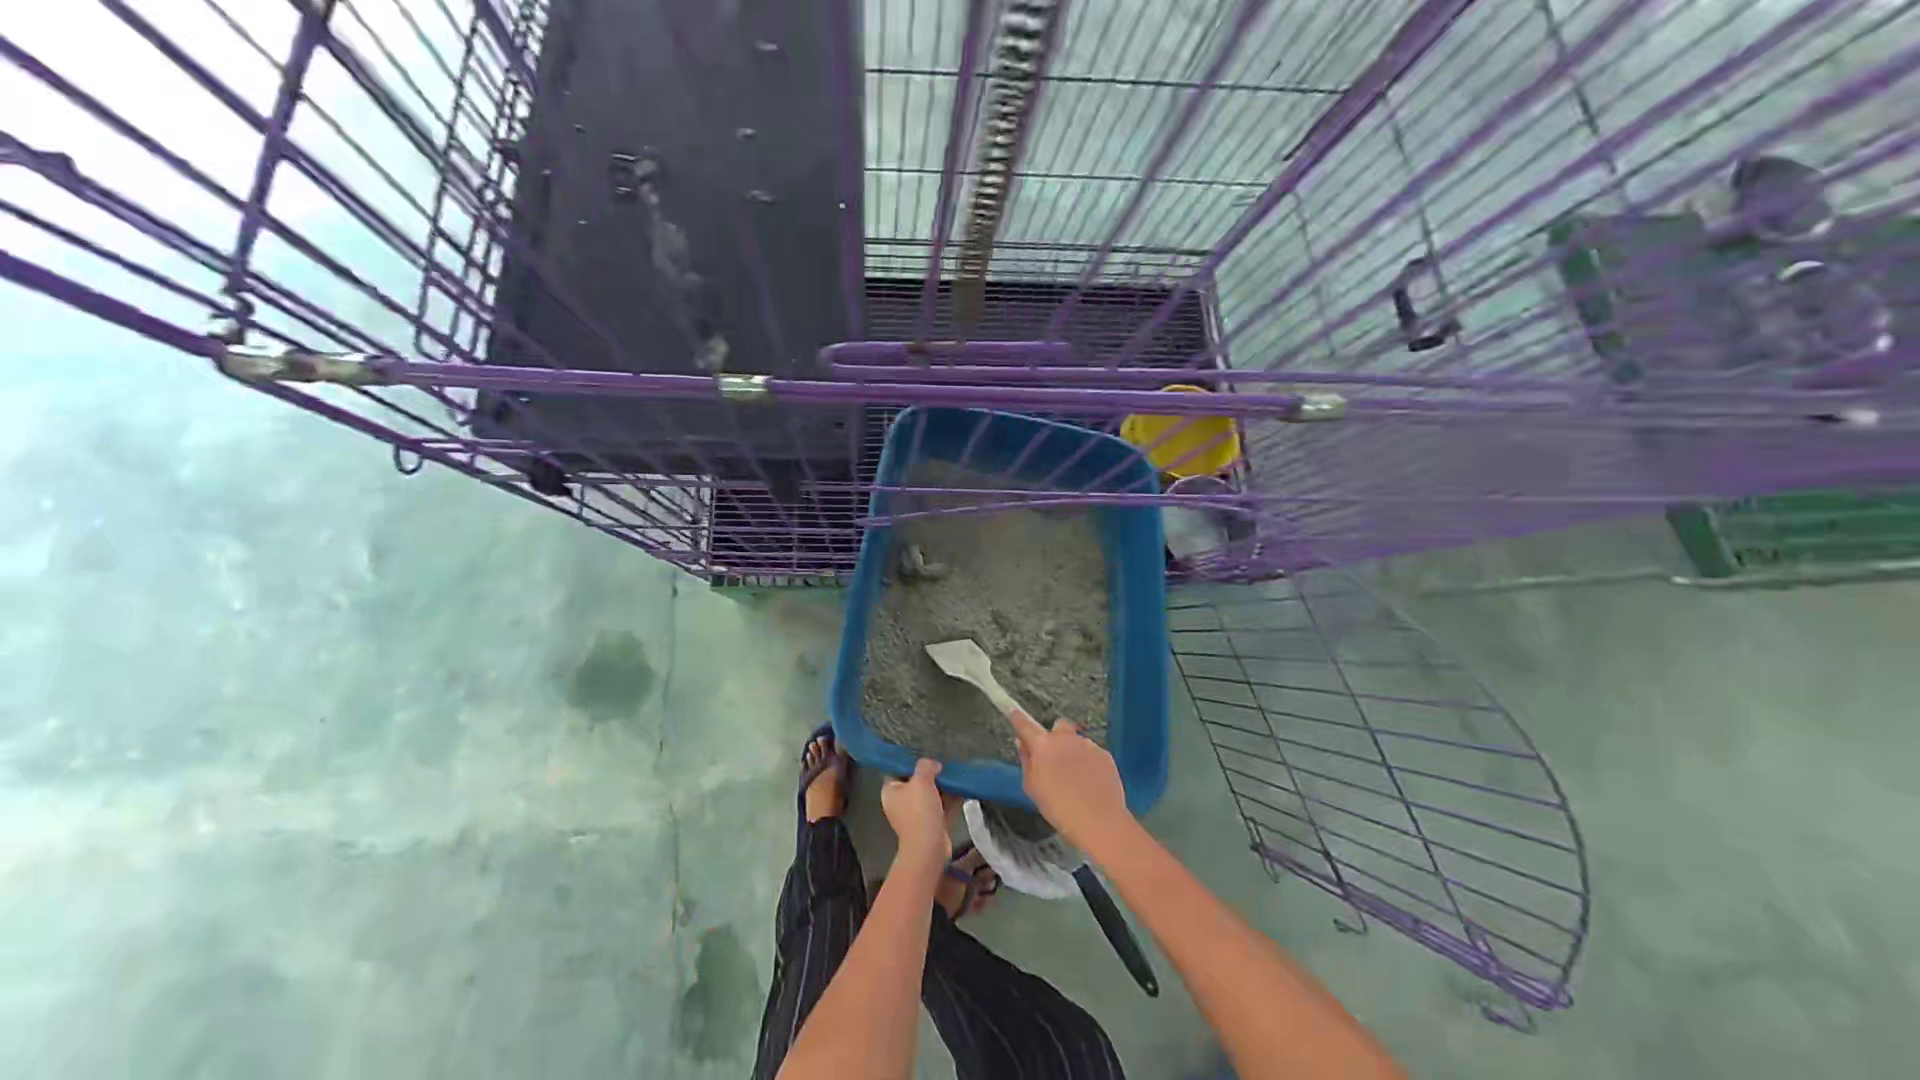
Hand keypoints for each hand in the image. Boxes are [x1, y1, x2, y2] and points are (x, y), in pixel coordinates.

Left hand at [881, 758, 950, 864]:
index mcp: (890, 791)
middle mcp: (900, 803)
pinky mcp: (929, 824)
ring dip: (942, 787)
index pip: (897, 770)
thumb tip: (933, 764)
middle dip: (930, 774)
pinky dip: (950, 800)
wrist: (929, 847)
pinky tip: (962, 789)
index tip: (925, 754)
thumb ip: (925, 766)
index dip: (910, 761)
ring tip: (955, 774)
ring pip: (929, 795)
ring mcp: (915, 815)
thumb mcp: (921, 781)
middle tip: (943, 764)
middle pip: (915, 782)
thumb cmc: (919, 810)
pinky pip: (940, 807)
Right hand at [1004, 710, 1134, 855]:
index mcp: (1043, 745)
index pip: (1025, 724)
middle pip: (1058, 727)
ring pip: (1077, 742)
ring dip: (1073, 752)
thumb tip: (1023, 744)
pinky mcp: (1105, 755)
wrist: (1099, 822)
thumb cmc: (1059, 809)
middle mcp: (1066, 738)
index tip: (1013, 712)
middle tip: (1054, 760)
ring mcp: (1088, 745)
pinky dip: (1089, 763)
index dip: (1017, 718)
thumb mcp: (1032, 788)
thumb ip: (1027, 761)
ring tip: (1076, 779)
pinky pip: (1092, 753)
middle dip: (1055, 738)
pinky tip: (1090, 783)